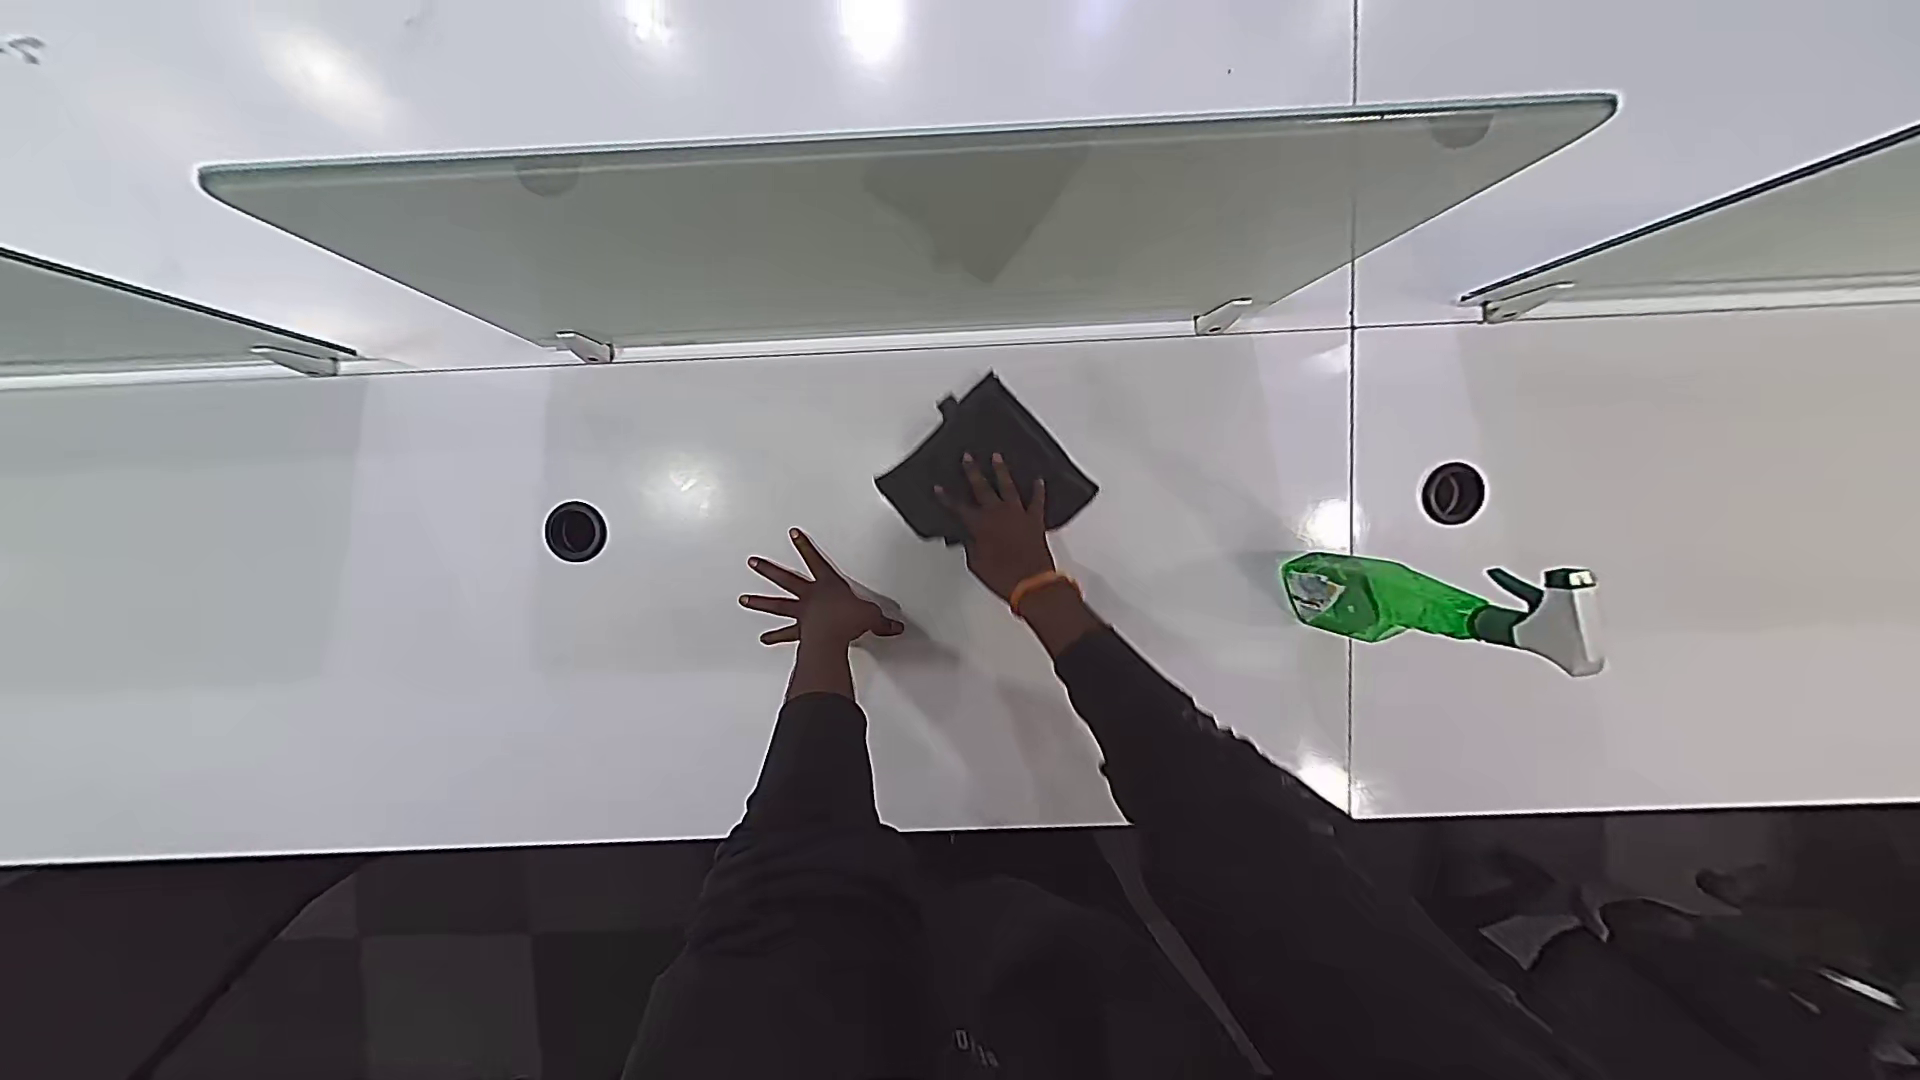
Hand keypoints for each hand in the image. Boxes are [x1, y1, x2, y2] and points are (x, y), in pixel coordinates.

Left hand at [739, 529, 904, 647]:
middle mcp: (811, 596)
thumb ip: (880, 620)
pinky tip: (764, 638)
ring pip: (776, 604)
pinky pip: (785, 633)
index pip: (815, 559)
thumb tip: (892, 625)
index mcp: (828, 585)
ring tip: (745, 599)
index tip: (794, 534)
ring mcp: (802, 613)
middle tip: (753, 562)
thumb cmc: (848, 620)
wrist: (833, 638)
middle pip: (785, 578)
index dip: (804, 546)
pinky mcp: (799, 631)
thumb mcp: (872, 616)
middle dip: (768, 569)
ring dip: (759, 602)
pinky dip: (774, 637)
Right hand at [935, 452, 1054, 599]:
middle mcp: (997, 513)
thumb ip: (972, 546)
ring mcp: (1017, 513)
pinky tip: (1039, 480)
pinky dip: (1038, 490)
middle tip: (967, 457)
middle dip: (972, 471)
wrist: (1031, 583)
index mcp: (979, 525)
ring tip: (997, 457)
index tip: (938, 486)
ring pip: (1007, 486)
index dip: (946, 497)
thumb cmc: (1001, 576)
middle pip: (981, 487)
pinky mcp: (1035, 519)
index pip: (958, 507)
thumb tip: (969, 538)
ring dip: (1001, 470)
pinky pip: (1037, 500)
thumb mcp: (976, 564)